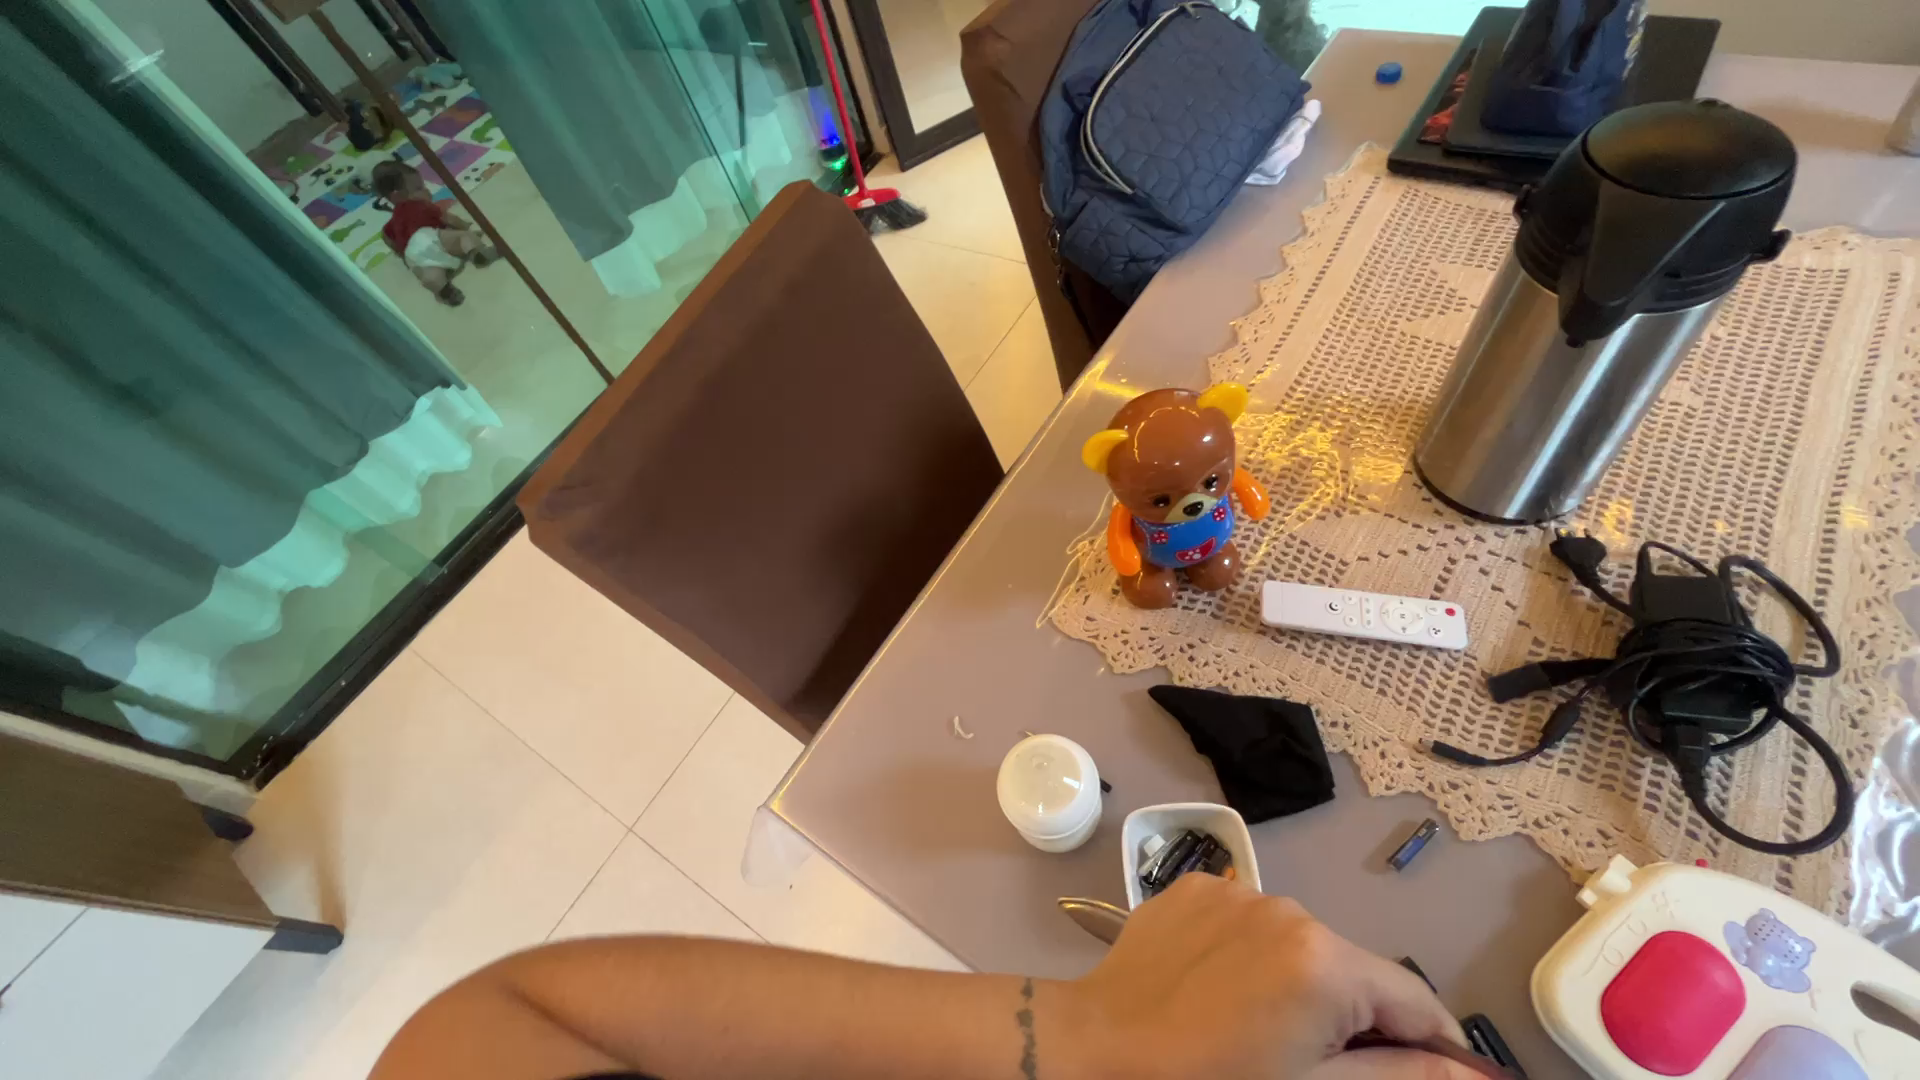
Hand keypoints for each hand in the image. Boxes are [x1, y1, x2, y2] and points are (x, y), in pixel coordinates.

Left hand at [1063, 873, 1479, 1079]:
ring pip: (1300, 943)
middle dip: (1357, 1016)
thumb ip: (1400, 1078)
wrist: (1099, 1047)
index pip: (1415, 1000)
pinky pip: (1247, 922)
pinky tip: (1221, 989)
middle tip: (1319, 1063)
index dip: (1433, 1048)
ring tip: (1260, 1027)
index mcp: (1324, 959)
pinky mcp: (1192, 888)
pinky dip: (1253, 953)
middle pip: (1354, 968)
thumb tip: (1470, 1072)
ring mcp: (1233, 890)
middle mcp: (1286, 907)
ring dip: (1302, 982)